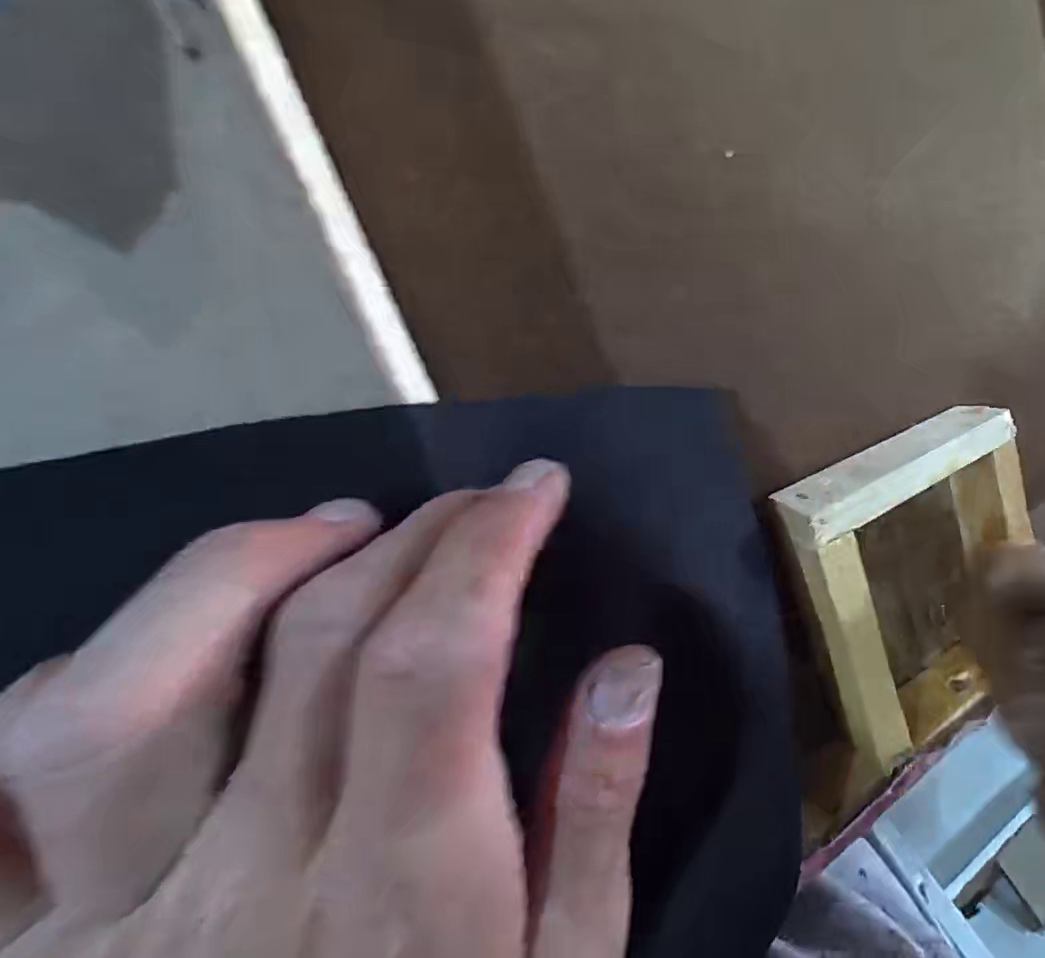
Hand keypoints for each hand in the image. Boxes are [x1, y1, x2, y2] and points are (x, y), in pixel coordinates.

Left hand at [0, 460, 660, 957]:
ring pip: (123, 696)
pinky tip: (182, 637)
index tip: (539, 487)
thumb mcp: (573, 953)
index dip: (490, 546)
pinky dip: (80, 677)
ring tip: (339, 523)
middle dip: (422, 533)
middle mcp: (247, 874)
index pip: (440, 657)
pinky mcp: (16, 951)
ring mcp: (108, 917)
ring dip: (245, 568)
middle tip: (483, 497)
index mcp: (401, 877)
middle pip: (322, 642)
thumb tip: (630, 666)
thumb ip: (596, 809)